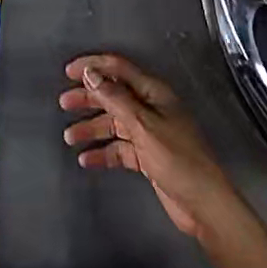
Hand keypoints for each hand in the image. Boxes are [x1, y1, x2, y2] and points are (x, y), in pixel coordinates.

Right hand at [61, 54, 241, 238]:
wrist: (202, 201)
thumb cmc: (176, 157)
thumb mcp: (143, 126)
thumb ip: (116, 99)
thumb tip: (92, 73)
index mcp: (153, 92)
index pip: (120, 69)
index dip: (94, 66)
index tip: (69, 70)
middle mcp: (150, 107)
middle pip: (115, 95)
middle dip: (89, 97)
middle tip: (64, 102)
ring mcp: (149, 132)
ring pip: (115, 123)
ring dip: (93, 127)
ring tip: (69, 136)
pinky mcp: (147, 156)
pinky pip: (120, 148)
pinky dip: (104, 151)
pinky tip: (86, 159)